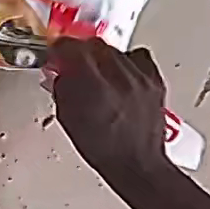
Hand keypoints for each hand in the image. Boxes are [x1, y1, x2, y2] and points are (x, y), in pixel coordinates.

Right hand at [47, 38, 171, 181]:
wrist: (136, 164)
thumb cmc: (103, 147)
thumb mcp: (67, 118)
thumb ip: (61, 88)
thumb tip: (59, 72)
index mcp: (89, 85)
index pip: (70, 48)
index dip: (58, 49)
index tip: (55, 54)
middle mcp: (116, 77)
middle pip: (93, 45)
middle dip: (79, 51)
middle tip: (71, 62)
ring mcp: (138, 77)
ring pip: (114, 50)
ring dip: (100, 57)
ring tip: (94, 71)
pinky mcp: (154, 81)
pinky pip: (137, 58)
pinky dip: (125, 62)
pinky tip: (118, 74)